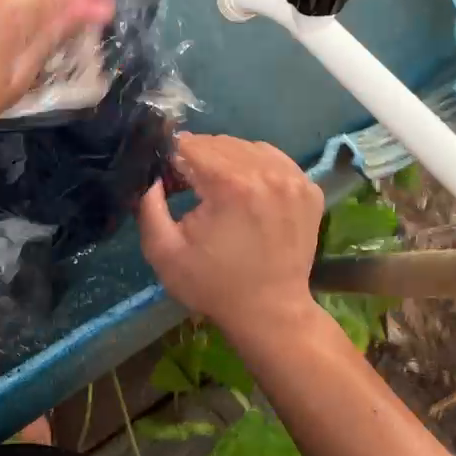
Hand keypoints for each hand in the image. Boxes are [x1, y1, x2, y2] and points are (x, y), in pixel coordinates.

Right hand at [135, 133, 323, 335]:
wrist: (270, 312)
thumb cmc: (211, 284)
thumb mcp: (162, 249)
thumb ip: (147, 204)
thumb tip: (148, 173)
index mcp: (231, 184)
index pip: (191, 144)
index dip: (172, 159)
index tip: (167, 181)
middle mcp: (267, 173)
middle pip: (218, 143)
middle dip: (197, 158)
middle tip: (188, 187)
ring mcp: (293, 179)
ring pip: (245, 146)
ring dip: (225, 160)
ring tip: (217, 189)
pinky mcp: (308, 189)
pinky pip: (272, 158)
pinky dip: (253, 166)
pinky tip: (244, 189)